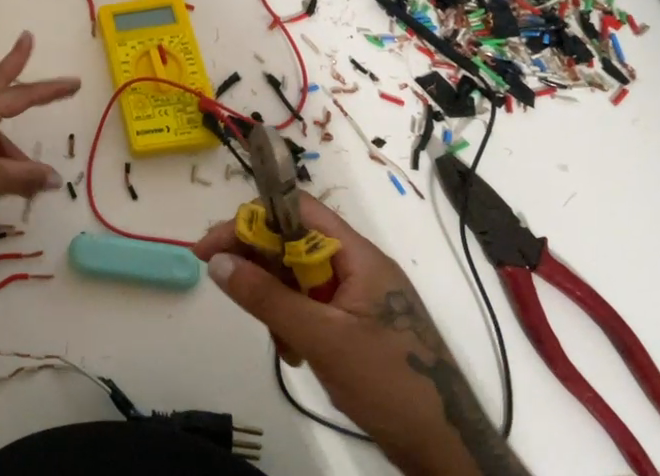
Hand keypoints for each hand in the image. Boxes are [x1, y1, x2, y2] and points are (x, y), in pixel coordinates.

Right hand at [193, 193, 525, 475]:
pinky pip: (312, 304)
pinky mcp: (359, 324)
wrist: (446, 449)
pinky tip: (293, 351)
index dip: (251, 220)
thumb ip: (266, 297)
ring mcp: (361, 296)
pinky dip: (292, 320)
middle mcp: (360, 267)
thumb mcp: (320, 338)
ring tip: (275, 338)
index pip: (297, 210)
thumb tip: (217, 262)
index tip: (213, 248)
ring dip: (275, 298)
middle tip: (226, 284)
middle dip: (258, 262)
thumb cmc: (389, 384)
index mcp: (359, 257)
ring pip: (298, 275)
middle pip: (293, 241)